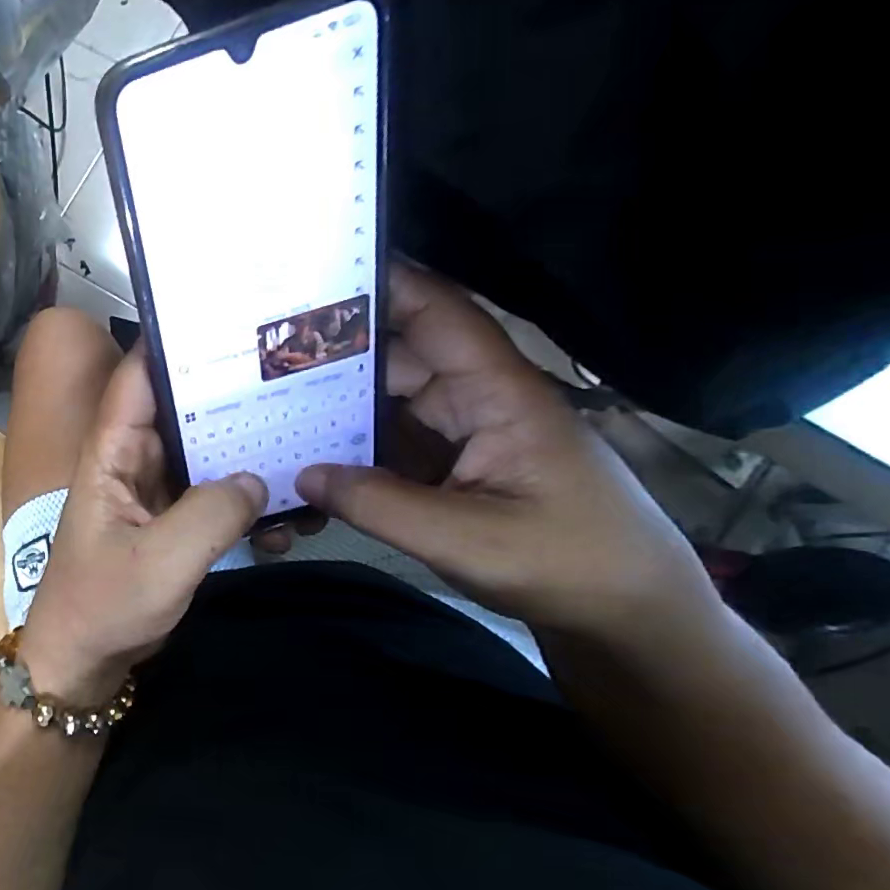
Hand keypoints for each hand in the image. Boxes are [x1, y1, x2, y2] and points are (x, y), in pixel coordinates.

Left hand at [19, 350, 267, 700]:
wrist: (84, 665)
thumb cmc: (104, 607)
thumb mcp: (160, 562)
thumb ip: (212, 514)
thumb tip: (260, 478)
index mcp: (115, 449)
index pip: (142, 372)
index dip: (180, 340)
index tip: (235, 319)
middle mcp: (138, 456)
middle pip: (188, 404)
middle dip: (235, 392)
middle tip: (297, 376)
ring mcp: (161, 486)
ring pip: (211, 447)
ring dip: (252, 449)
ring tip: (307, 446)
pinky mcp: (179, 516)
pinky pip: (220, 490)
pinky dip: (250, 496)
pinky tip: (287, 515)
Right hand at [295, 262, 713, 639]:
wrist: (629, 616)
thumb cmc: (571, 564)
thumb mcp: (472, 541)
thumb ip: (382, 506)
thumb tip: (304, 476)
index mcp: (496, 389)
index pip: (438, 312)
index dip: (384, 282)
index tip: (315, 272)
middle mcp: (475, 397)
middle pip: (397, 357)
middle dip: (335, 354)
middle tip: (260, 354)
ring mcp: (463, 434)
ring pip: (389, 403)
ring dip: (340, 409)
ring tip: (270, 407)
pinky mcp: (453, 467)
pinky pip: (395, 446)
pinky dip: (356, 452)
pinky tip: (310, 462)